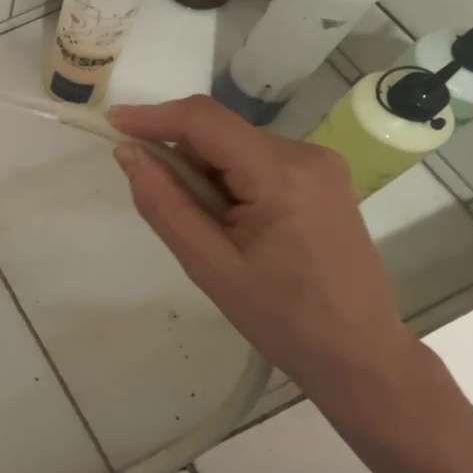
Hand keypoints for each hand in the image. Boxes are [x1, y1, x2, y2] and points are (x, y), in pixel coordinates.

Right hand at [107, 96, 419, 406]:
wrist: (361, 356)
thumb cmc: (282, 318)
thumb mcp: (208, 264)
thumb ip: (163, 202)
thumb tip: (128, 152)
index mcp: (281, 174)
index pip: (204, 120)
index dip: (153, 116)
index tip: (111, 123)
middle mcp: (306, 154)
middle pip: (218, 132)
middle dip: (181, 158)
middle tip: (169, 209)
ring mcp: (320, 165)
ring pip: (234, 145)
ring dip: (205, 173)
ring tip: (211, 230)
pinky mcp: (322, 179)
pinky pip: (255, 160)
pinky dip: (229, 180)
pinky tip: (234, 224)